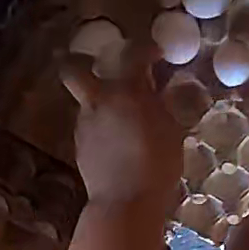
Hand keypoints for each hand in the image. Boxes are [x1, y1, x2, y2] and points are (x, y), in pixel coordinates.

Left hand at [62, 45, 182, 210]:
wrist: (126, 201)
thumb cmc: (159, 165)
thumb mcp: (173, 131)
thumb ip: (164, 107)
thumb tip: (165, 92)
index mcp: (128, 90)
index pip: (134, 53)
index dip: (147, 48)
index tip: (157, 53)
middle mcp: (99, 100)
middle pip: (75, 66)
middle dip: (84, 62)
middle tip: (104, 69)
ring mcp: (84, 123)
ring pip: (85, 100)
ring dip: (101, 101)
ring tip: (124, 119)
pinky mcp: (79, 146)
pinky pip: (89, 126)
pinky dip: (102, 127)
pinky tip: (118, 144)